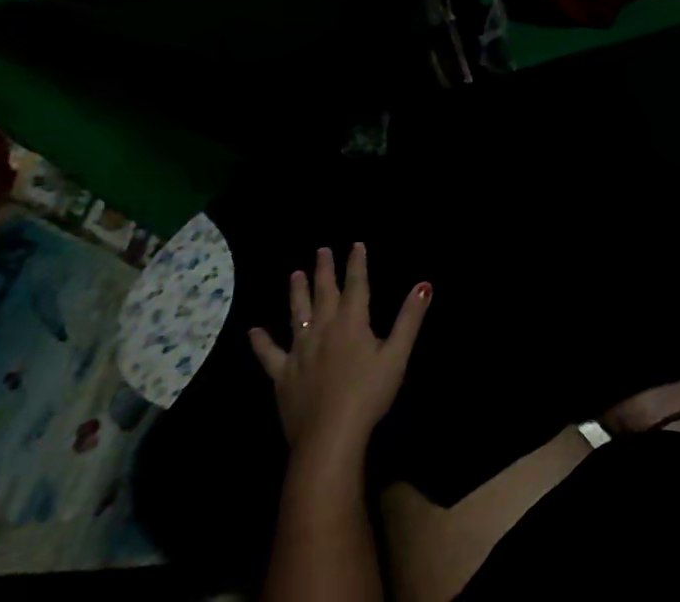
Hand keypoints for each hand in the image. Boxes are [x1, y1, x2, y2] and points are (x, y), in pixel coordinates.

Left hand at [248, 243, 430, 456]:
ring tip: (294, 274)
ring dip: (296, 293)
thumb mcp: (397, 355)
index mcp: (352, 323)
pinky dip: (261, 342)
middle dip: (324, 270)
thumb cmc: (369, 394)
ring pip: (297, 314)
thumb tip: (424, 284)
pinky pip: (270, 354)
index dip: (356, 263)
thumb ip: (409, 318)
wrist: (330, 434)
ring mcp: (299, 351)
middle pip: (324, 293)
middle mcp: (323, 329)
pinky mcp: (282, 374)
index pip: (356, 285)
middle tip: (321, 250)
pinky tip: (254, 331)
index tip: (355, 244)